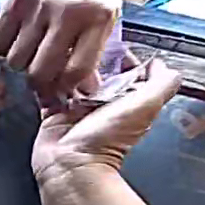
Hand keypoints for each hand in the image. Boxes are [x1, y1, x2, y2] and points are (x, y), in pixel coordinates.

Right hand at [0, 0, 122, 102]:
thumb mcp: (104, 14)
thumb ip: (93, 50)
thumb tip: (81, 90)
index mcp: (98, 17)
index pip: (76, 70)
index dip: (66, 86)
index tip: (62, 86)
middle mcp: (68, 13)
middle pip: (40, 70)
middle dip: (38, 80)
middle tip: (40, 76)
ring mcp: (38, 6)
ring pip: (16, 60)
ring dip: (21, 62)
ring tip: (30, 52)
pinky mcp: (14, 1)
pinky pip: (0, 41)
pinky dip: (6, 45)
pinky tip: (17, 37)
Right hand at [30, 58, 181, 184]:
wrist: (71, 164)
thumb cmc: (107, 139)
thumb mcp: (148, 105)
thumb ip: (162, 82)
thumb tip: (162, 63)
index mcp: (126, 100)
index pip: (125, 71)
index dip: (121, 56)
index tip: (110, 40)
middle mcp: (101, 104)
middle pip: (96, 73)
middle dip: (88, 59)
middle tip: (79, 43)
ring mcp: (76, 109)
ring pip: (70, 79)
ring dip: (64, 68)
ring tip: (59, 54)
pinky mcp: (52, 114)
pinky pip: (47, 92)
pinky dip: (44, 81)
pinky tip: (42, 69)